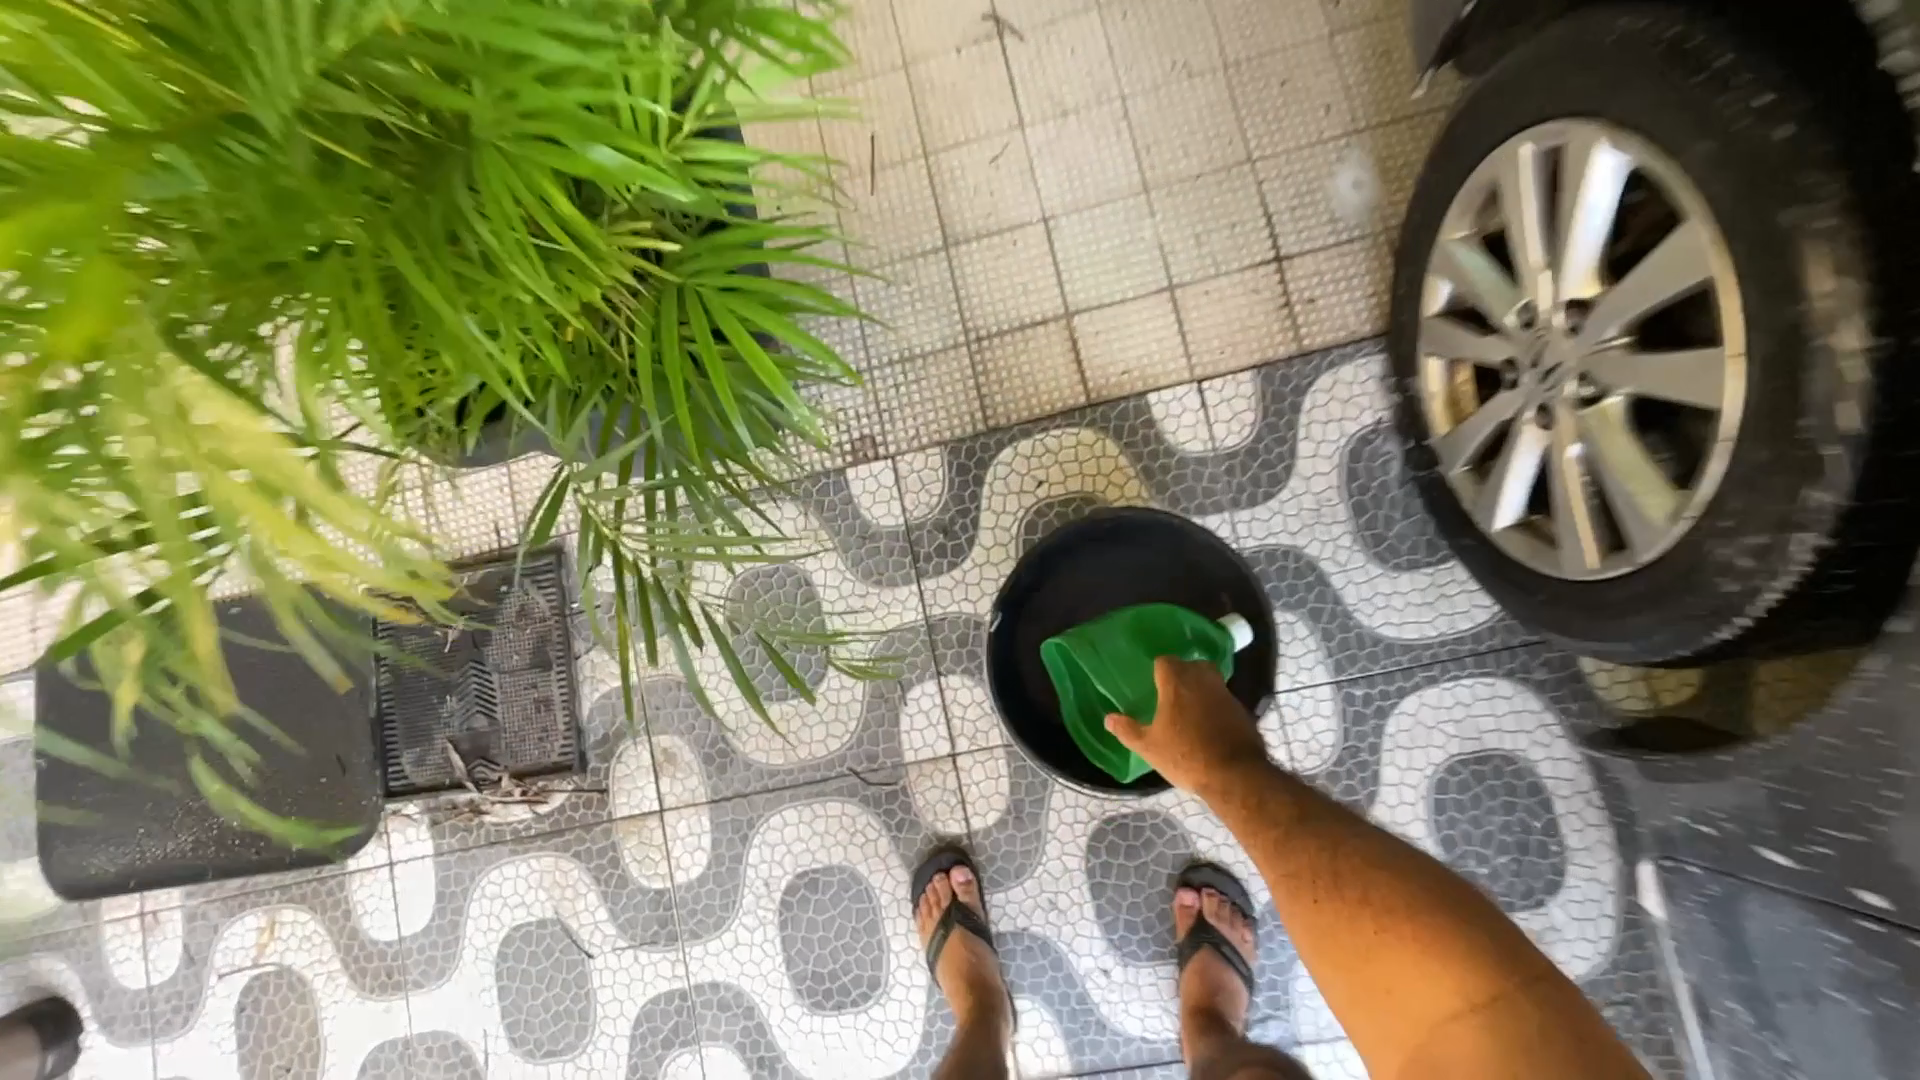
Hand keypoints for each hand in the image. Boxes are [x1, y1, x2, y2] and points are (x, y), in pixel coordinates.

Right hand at [1104, 656, 1271, 795]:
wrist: (1235, 775)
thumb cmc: (1186, 756)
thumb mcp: (1149, 747)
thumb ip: (1127, 730)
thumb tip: (1109, 719)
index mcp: (1177, 683)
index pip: (1165, 661)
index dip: (1158, 670)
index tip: (1152, 683)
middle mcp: (1203, 681)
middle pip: (1192, 665)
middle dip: (1182, 673)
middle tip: (1171, 692)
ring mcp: (1226, 695)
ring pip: (1211, 680)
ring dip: (1201, 689)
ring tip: (1189, 709)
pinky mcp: (1242, 711)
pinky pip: (1224, 700)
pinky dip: (1216, 706)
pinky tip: (1209, 726)